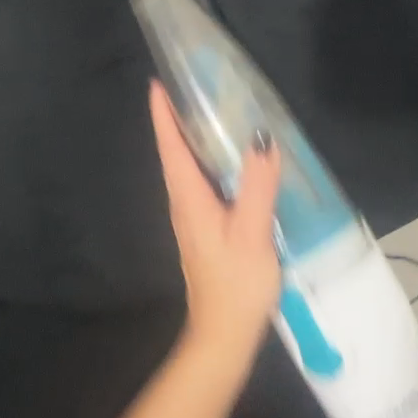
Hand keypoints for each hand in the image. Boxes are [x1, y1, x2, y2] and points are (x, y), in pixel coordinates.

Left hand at [148, 81, 282, 356]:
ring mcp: (193, 218)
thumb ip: (257, 186)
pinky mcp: (205, 229)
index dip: (163, 114)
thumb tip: (260, 137)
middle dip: (176, 118)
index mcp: (189, 199)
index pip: (171, 146)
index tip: (157, 83)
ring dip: (191, 137)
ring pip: (187, 167)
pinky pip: (201, 182)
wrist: (224, 334)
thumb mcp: (253, 233)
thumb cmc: (235, 284)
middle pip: (175, 152)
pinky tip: (229, 159)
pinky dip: (207, 160)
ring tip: (208, 110)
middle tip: (189, 84)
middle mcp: (184, 203)